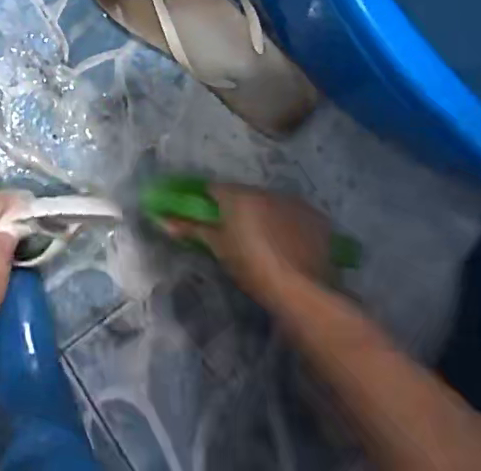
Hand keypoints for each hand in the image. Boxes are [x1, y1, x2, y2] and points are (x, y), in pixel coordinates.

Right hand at [158, 184, 333, 300]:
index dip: (208, 202)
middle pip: (244, 194)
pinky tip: (290, 244)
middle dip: (239, 208)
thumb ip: (191, 229)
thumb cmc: (251, 267)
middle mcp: (265, 191)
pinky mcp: (318, 218)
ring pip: (271, 203)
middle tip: (236, 233)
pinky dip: (290, 223)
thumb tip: (162, 220)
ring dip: (265, 214)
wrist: (303, 292)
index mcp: (237, 194)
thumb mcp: (218, 247)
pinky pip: (296, 214)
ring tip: (266, 241)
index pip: (213, 188)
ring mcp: (294, 203)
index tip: (207, 218)